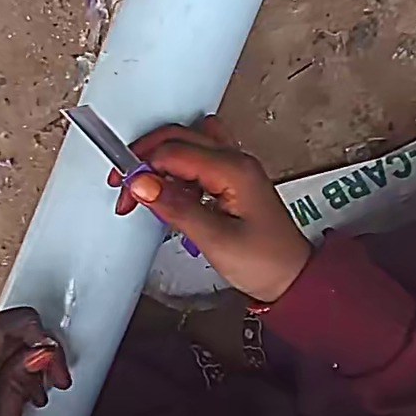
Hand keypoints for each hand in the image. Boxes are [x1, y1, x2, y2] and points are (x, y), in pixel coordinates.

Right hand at [110, 116, 312, 302]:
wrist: (292, 278)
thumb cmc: (263, 261)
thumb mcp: (214, 239)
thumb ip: (175, 208)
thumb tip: (140, 183)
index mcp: (233, 169)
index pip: (173, 151)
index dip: (142, 167)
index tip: (123, 190)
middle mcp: (235, 160)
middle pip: (178, 137)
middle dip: (144, 156)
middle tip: (123, 185)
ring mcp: (234, 167)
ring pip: (187, 143)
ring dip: (159, 159)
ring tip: (144, 191)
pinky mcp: (231, 180)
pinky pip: (197, 159)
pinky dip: (175, 170)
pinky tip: (168, 193)